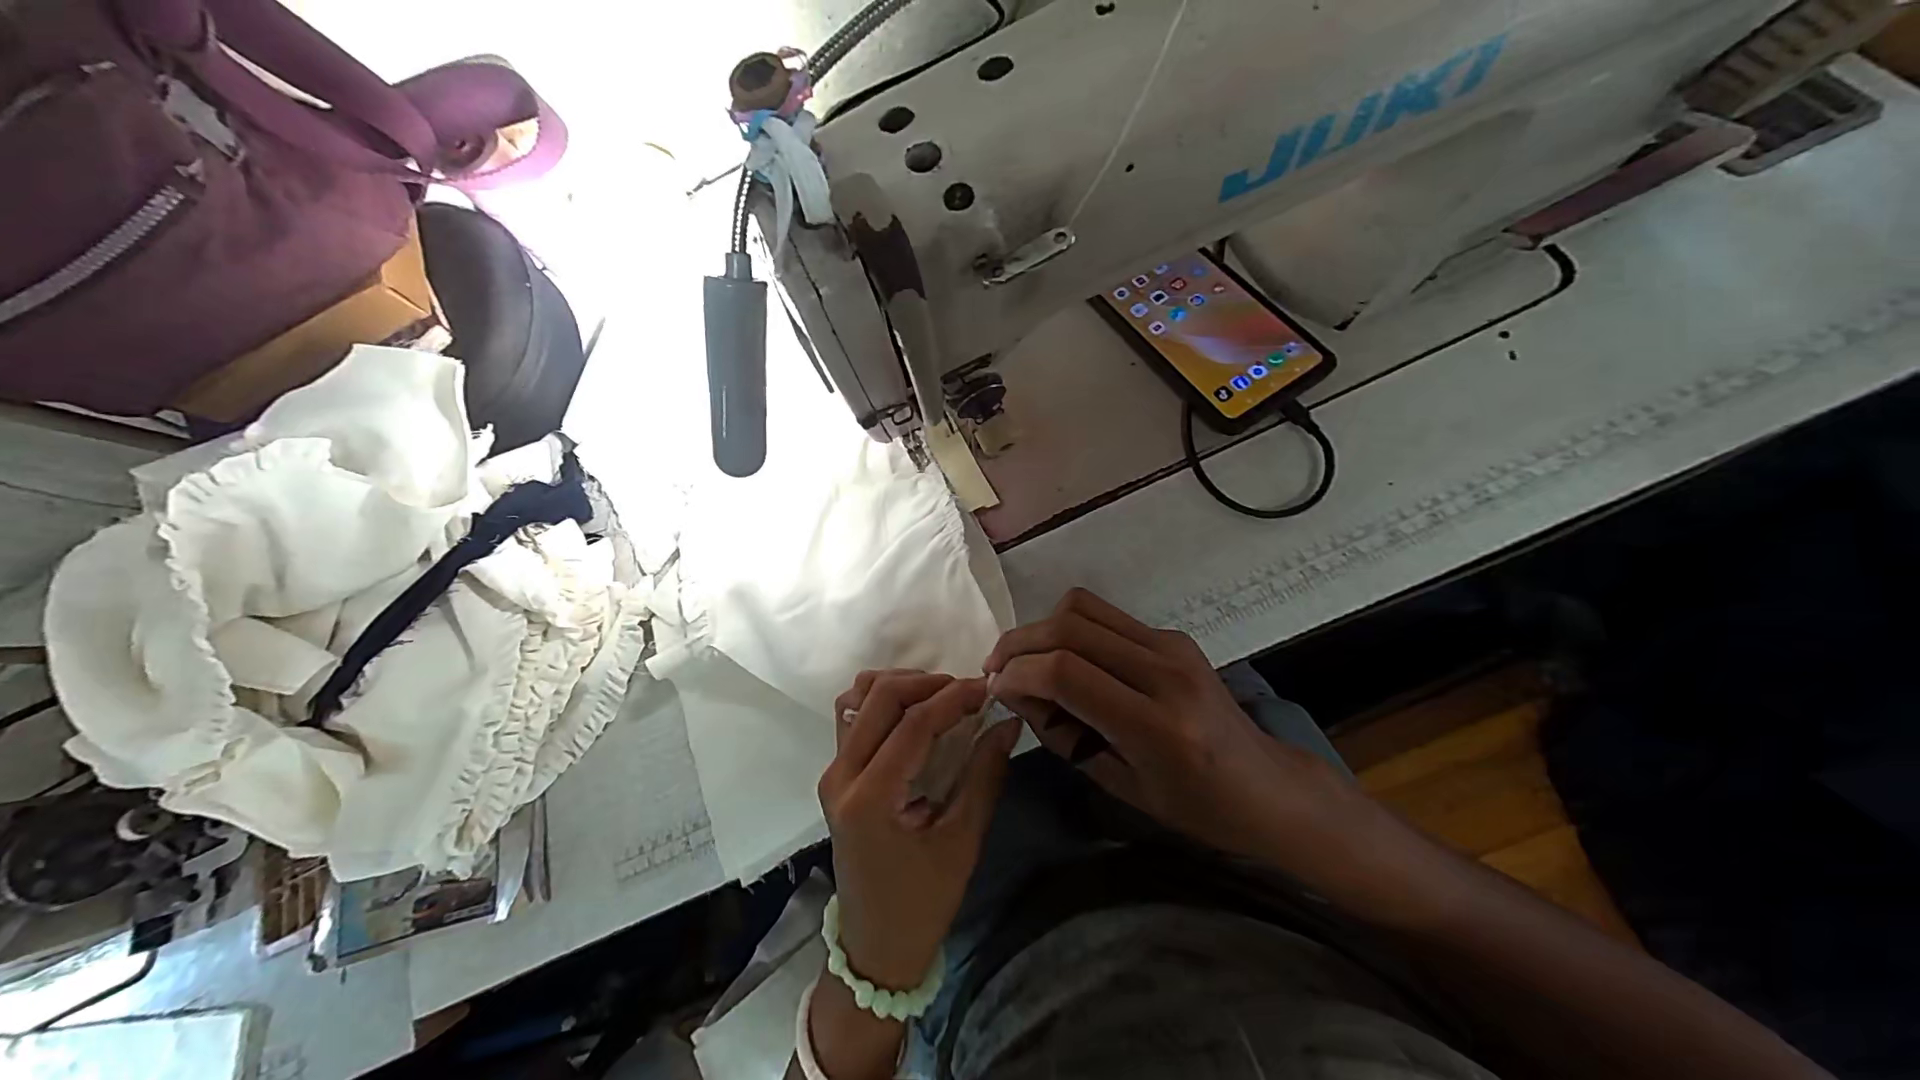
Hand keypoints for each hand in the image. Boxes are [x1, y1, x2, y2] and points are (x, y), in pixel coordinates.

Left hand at [820, 671, 1018, 989]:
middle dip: (928, 683)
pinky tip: (916, 713)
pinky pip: (852, 717)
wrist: (875, 945)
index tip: (990, 687)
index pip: (913, 723)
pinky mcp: (836, 775)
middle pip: (879, 697)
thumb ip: (984, 774)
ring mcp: (833, 773)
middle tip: (969, 692)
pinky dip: (883, 702)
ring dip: (902, 686)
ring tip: (943, 698)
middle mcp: (841, 776)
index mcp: (871, 798)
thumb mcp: (962, 841)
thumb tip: (1008, 722)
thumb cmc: (923, 902)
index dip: (955, 698)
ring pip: (858, 699)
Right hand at [985, 589, 1367, 868]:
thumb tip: (1015, 690)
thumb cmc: (1194, 805)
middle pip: (1068, 628)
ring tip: (1025, 662)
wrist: (1266, 786)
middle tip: (996, 672)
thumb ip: (1062, 733)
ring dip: (1041, 629)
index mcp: (1156, 724)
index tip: (993, 689)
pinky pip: (1103, 616)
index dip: (1017, 674)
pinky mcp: (1172, 635)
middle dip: (1019, 644)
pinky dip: (1069, 630)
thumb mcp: (1118, 783)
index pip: (1066, 672)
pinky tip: (1064, 661)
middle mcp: (1165, 672)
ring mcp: (1172, 646)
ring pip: (1082, 607)